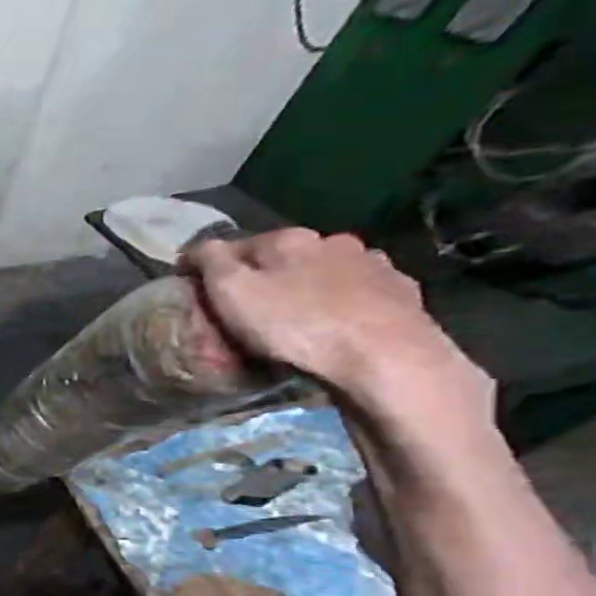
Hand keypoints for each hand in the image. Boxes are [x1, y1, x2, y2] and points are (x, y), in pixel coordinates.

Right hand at [182, 228, 491, 420]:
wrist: (384, 356)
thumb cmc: (295, 324)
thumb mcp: (232, 292)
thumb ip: (211, 262)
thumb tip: (196, 247)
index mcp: (287, 239)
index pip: (236, 245)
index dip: (212, 266)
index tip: (196, 287)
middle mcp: (331, 241)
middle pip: (284, 256)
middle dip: (265, 274)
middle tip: (248, 306)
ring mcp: (371, 264)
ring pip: (325, 270)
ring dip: (308, 284)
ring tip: (295, 315)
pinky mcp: (400, 291)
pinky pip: (359, 291)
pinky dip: (342, 300)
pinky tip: (337, 321)